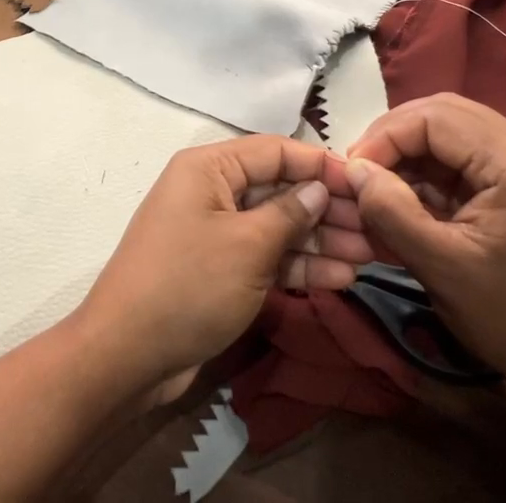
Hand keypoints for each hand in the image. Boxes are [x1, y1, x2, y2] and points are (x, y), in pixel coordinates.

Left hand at [70, 135, 372, 394]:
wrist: (128, 355)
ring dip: (321, 240)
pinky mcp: (219, 270)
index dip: (322, 164)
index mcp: (208, 168)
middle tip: (377, 228)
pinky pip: (265, 256)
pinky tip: (340, 277)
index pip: (275, 150)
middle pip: (279, 188)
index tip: (368, 183)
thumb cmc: (189, 285)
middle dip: (327, 207)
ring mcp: (215, 232)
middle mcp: (211, 191)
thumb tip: (319, 187)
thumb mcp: (247, 246)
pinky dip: (299, 265)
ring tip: (370, 256)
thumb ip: (289, 213)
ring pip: (277, 226)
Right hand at [344, 94, 505, 402]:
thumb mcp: (442, 270)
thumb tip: (353, 169)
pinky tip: (412, 197)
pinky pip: (473, 156)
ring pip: (459, 131)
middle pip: (448, 113)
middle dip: (396, 136)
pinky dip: (436, 169)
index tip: (352, 172)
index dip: (386, 136)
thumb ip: (392, 212)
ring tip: (380, 185)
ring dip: (414, 151)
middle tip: (361, 171)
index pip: (437, 118)